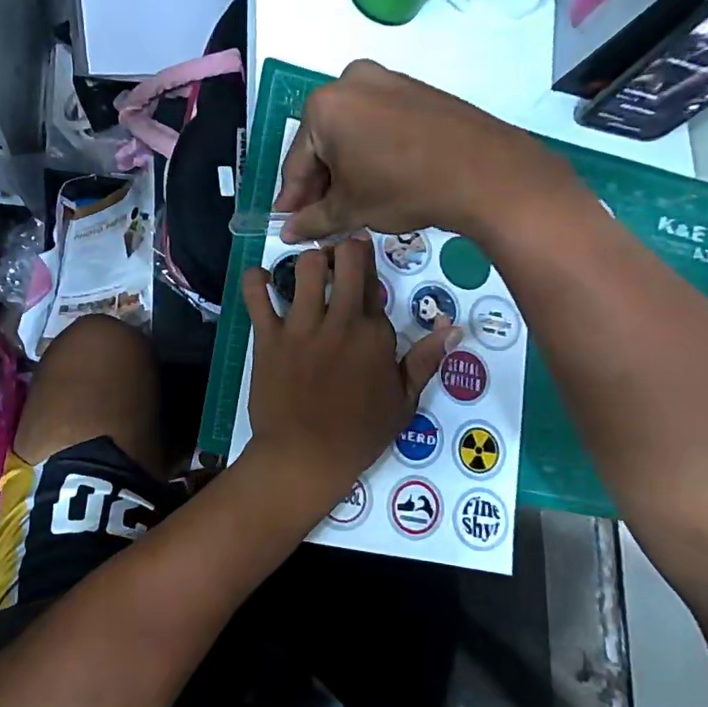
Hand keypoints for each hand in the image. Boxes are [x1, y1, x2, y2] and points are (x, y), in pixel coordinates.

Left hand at [242, 235, 454, 509]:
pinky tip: (260, 280)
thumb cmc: (359, 435)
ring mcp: (300, 326)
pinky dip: (255, 281)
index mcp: (374, 334)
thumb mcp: (403, 402)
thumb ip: (424, 361)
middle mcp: (339, 320)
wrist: (306, 458)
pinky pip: (256, 295)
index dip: (369, 266)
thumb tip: (452, 328)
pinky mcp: (267, 338)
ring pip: (304, 266)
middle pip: (344, 258)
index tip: (364, 263)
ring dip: (308, 261)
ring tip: (307, 272)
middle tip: (338, 256)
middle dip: (344, 249)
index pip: (374, 280)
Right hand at [275, 60, 583, 243]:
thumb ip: (314, 219)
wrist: (480, 171)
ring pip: (352, 134)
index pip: (297, 162)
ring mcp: (387, 80)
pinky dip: (372, 153)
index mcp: (324, 106)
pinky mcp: (416, 90)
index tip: (288, 224)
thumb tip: (289, 232)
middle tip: (321, 220)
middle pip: (324, 144)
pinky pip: (380, 125)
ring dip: (346, 171)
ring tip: (350, 207)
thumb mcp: (352, 209)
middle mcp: (350, 81)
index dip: (292, 200)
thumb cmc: (401, 188)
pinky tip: (377, 181)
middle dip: (321, 185)